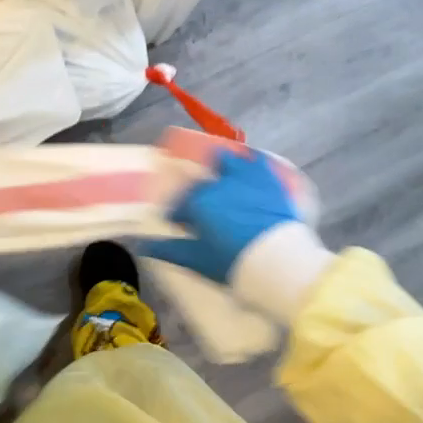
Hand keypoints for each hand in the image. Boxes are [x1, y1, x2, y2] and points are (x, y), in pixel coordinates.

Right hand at [142, 148, 298, 283]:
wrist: (280, 263)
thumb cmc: (234, 263)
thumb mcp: (197, 260)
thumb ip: (168, 250)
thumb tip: (142, 246)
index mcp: (197, 202)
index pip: (178, 205)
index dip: (178, 216)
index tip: (181, 226)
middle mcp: (217, 183)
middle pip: (200, 183)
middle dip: (198, 195)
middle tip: (204, 212)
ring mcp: (245, 177)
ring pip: (226, 160)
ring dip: (219, 167)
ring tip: (222, 181)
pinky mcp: (269, 178)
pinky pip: (256, 159)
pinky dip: (249, 161)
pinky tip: (249, 165)